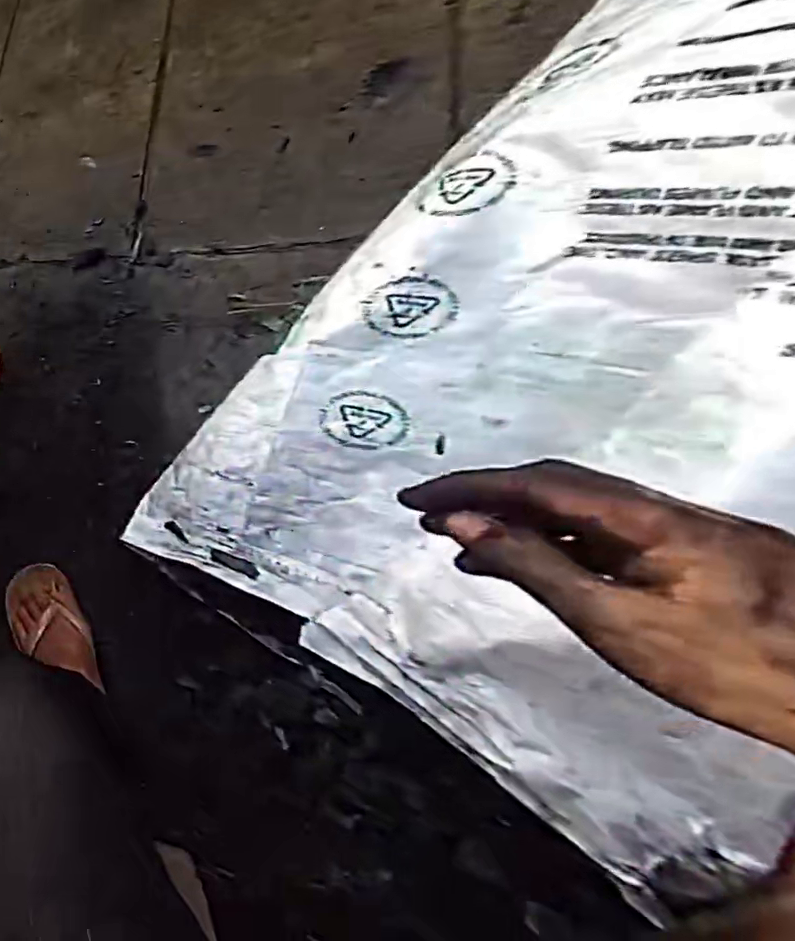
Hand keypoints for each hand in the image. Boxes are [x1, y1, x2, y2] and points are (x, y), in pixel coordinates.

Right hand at [399, 460, 794, 755]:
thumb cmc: (741, 669)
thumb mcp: (617, 620)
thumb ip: (533, 565)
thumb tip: (461, 522)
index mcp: (652, 521)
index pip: (536, 484)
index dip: (466, 486)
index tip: (412, 498)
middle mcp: (668, 515)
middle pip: (556, 486)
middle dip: (484, 495)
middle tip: (429, 515)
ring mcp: (688, 536)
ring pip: (578, 509)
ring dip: (513, 518)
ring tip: (463, 541)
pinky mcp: (699, 560)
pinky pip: (601, 534)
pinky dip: (549, 540)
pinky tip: (524, 562)